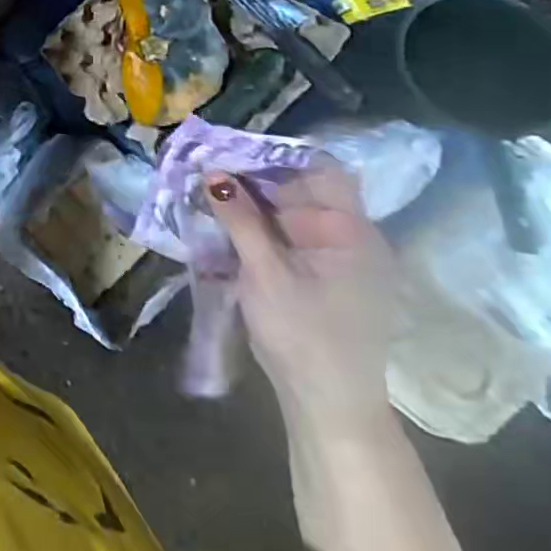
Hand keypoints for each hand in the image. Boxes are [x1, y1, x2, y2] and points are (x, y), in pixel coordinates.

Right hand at [208, 160, 395, 429]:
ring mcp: (330, 256)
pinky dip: (252, 224)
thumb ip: (239, 219)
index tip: (228, 147)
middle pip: (298, 188)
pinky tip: (218, 220)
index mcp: (350, 232)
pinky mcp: (312, 273)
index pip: (320, 170)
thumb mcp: (265, 273)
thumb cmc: (303, 334)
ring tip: (201, 187)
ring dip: (246, 200)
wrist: (327, 403)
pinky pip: (282, 234)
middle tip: (201, 164)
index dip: (276, 154)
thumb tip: (211, 172)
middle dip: (250, 175)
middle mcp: (346, 236)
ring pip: (285, 211)